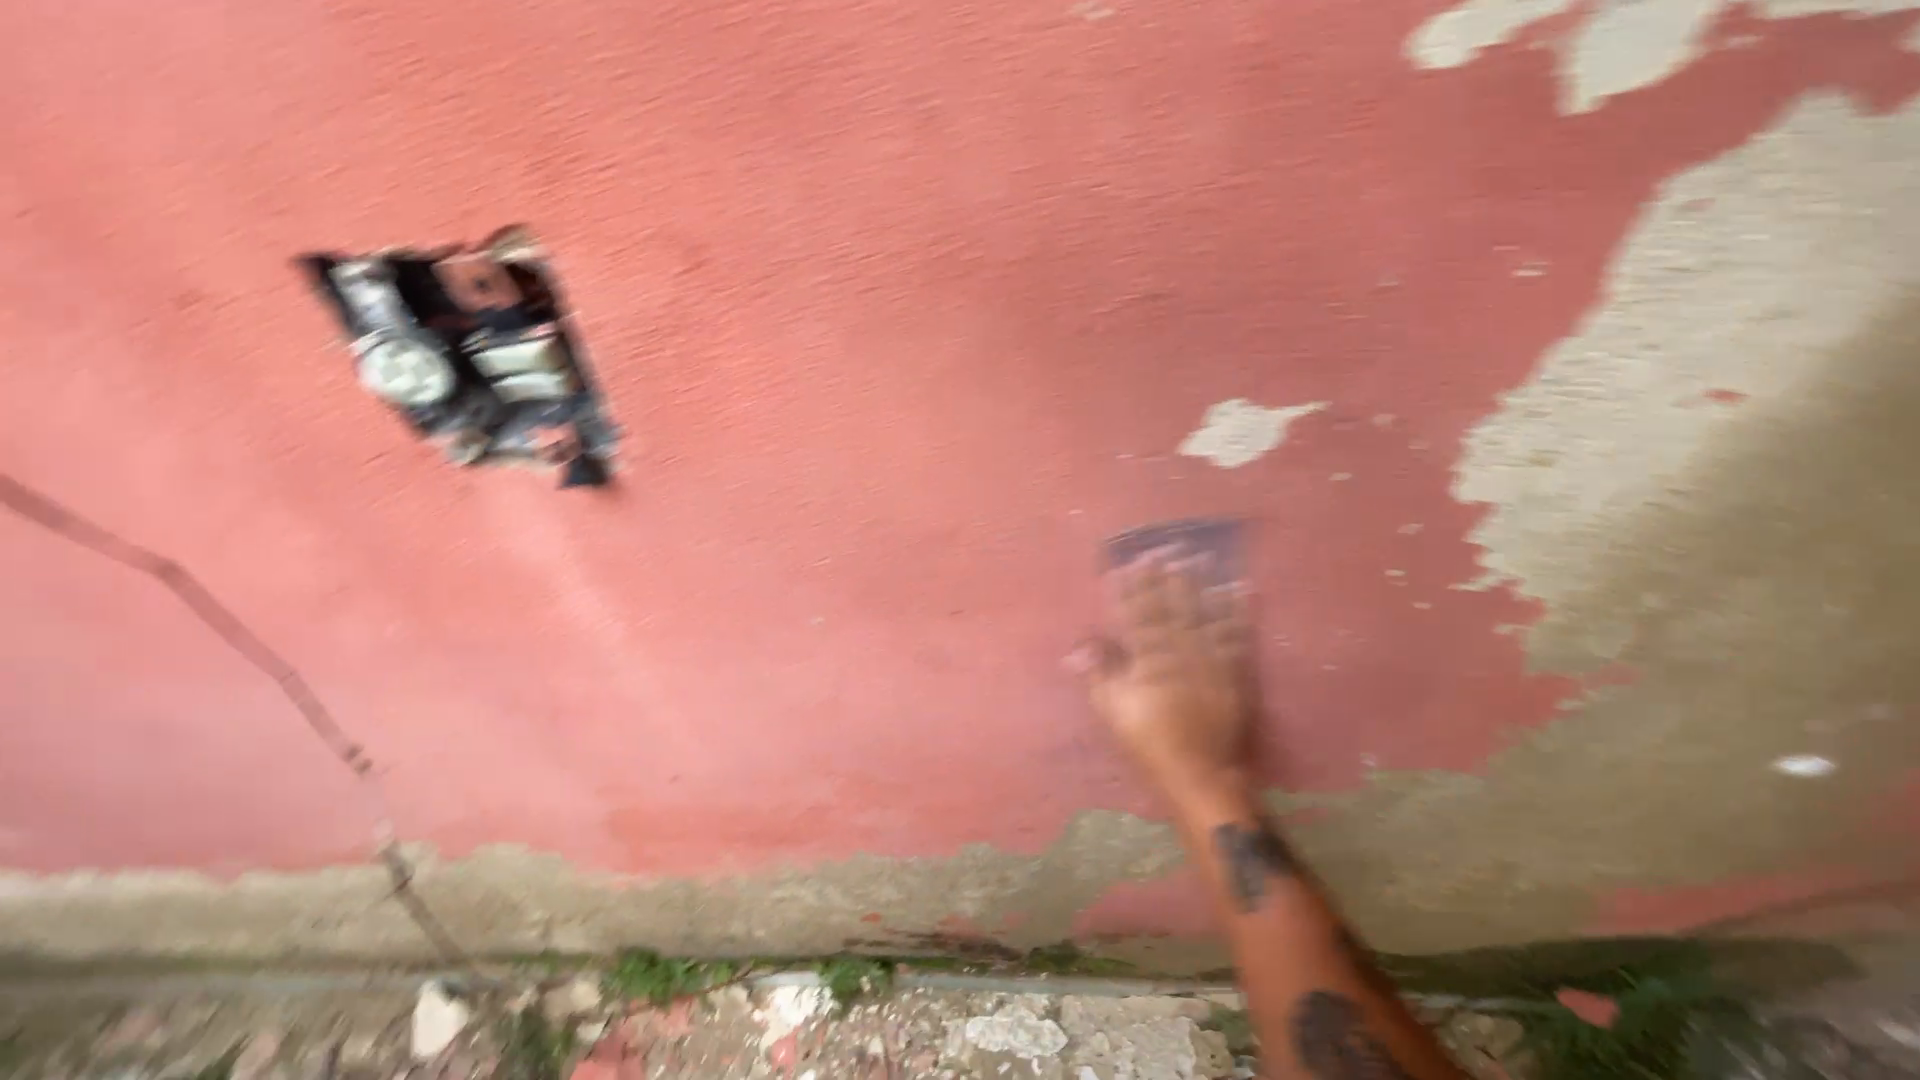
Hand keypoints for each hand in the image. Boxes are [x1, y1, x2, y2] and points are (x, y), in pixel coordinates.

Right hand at [1069, 548, 1257, 806]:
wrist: (1200, 772)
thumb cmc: (1149, 742)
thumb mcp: (1113, 711)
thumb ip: (1098, 674)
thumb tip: (1078, 645)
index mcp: (1147, 659)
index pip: (1137, 615)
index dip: (1133, 588)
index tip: (1131, 562)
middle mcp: (1180, 651)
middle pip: (1171, 607)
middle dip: (1166, 577)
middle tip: (1165, 547)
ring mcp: (1211, 659)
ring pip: (1204, 613)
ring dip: (1200, 584)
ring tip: (1198, 557)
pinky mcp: (1235, 671)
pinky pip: (1237, 635)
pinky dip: (1239, 610)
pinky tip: (1242, 588)